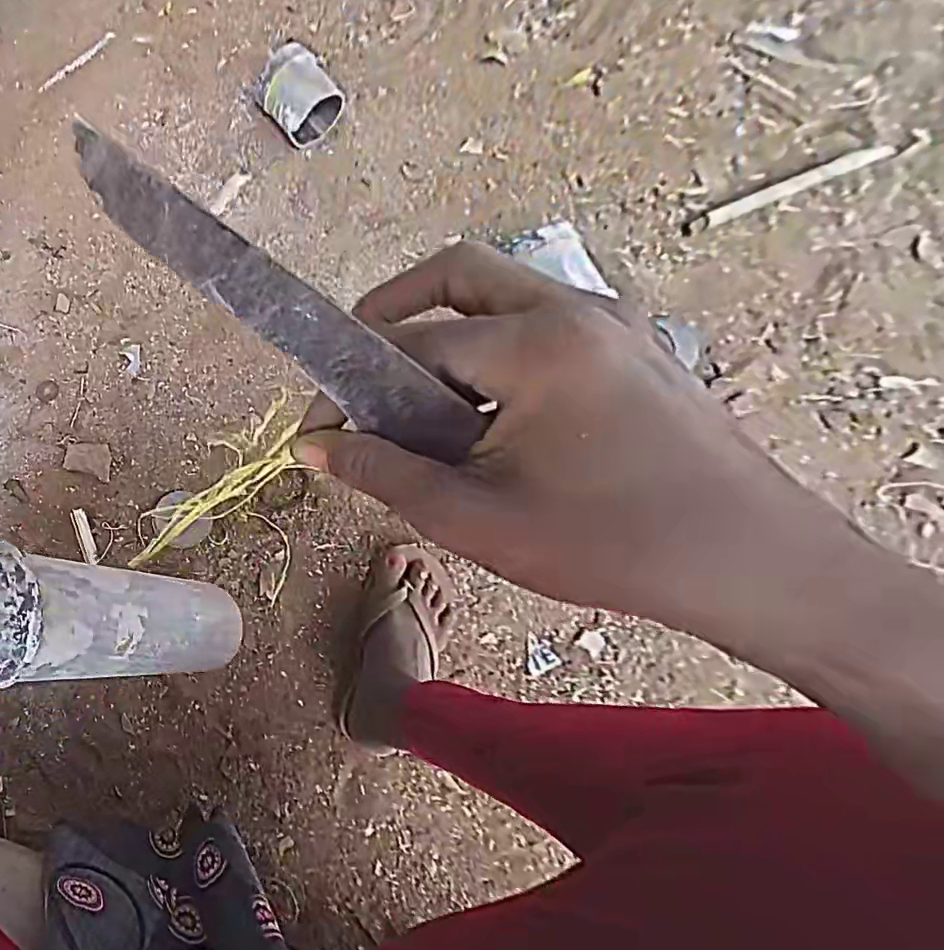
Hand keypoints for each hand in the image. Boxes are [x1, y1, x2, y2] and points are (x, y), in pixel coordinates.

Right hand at [294, 242, 875, 640]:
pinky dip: (478, 350)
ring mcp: (608, 324)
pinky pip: (529, 323)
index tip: (318, 430)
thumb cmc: (601, 542)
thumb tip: (311, 446)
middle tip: (351, 374)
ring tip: (405, 407)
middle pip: (456, 274)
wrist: (749, 564)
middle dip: (386, 313)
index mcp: (536, 347)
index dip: (346, 385)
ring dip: (434, 333)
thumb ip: (378, 471)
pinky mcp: (623, 348)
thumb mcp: (464, 515)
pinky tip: (465, 414)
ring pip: (495, 294)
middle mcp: (575, 313)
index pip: (407, 342)